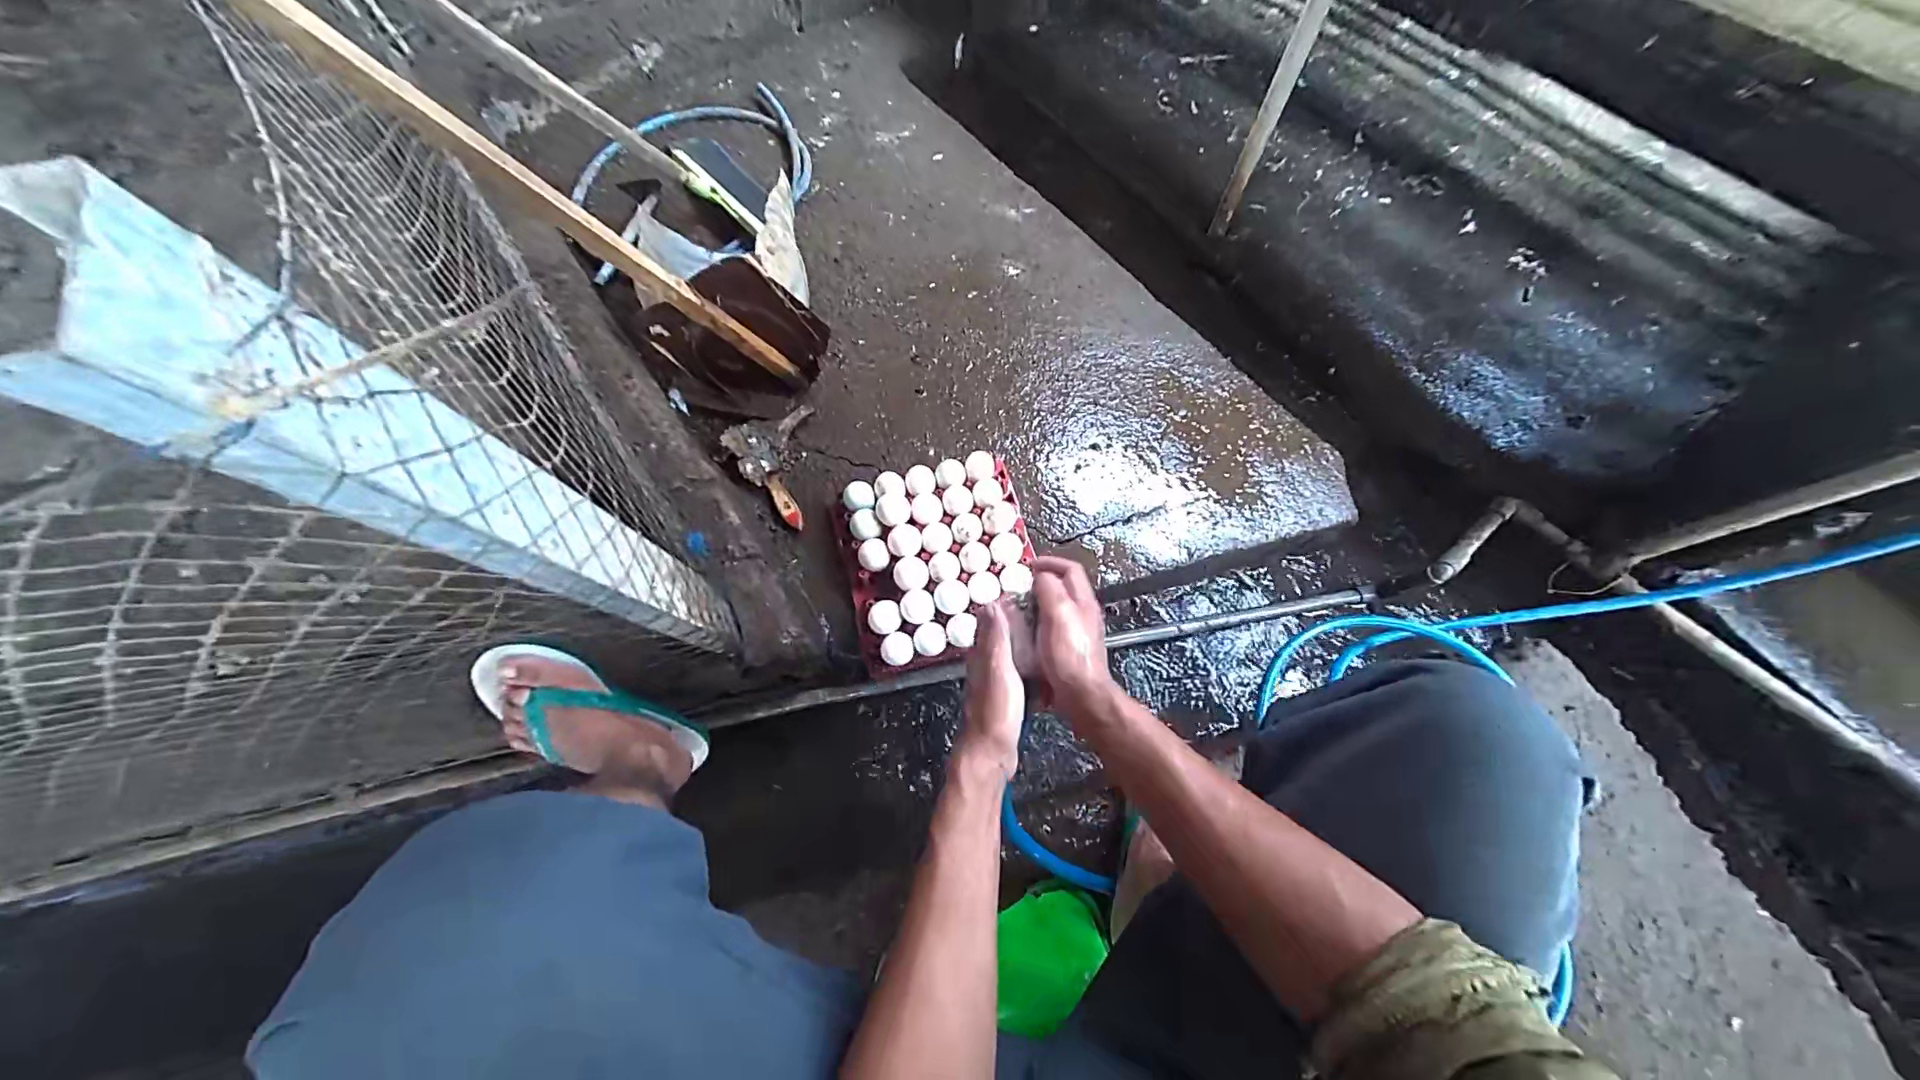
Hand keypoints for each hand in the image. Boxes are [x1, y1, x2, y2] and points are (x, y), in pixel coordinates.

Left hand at [959, 601, 1023, 777]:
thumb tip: (991, 604)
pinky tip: (1040, 667)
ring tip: (1043, 633)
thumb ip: (996, 639)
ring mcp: (995, 682)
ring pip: (1010, 654)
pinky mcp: (1005, 697)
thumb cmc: (996, 713)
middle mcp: (985, 665)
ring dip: (1023, 643)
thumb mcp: (999, 669)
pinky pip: (1018, 673)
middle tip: (1038, 610)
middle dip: (1016, 622)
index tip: (1021, 592)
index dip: (1004, 605)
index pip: (990, 620)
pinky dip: (1028, 665)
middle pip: (1001, 635)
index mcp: (981, 655)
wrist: (992, 753)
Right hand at [1030, 557, 1113, 713]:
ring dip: (1036, 606)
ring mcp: (1077, 633)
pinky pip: (1050, 629)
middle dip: (1040, 584)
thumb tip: (1040, 576)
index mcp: (1082, 601)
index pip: (1069, 569)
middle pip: (1062, 588)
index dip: (1049, 562)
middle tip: (1019, 587)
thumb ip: (1049, 589)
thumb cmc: (1071, 658)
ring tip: (1018, 609)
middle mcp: (1083, 615)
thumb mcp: (1057, 614)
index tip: (1030, 565)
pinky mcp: (1068, 651)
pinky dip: (1035, 626)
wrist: (1081, 695)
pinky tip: (1024, 635)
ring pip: (1055, 609)